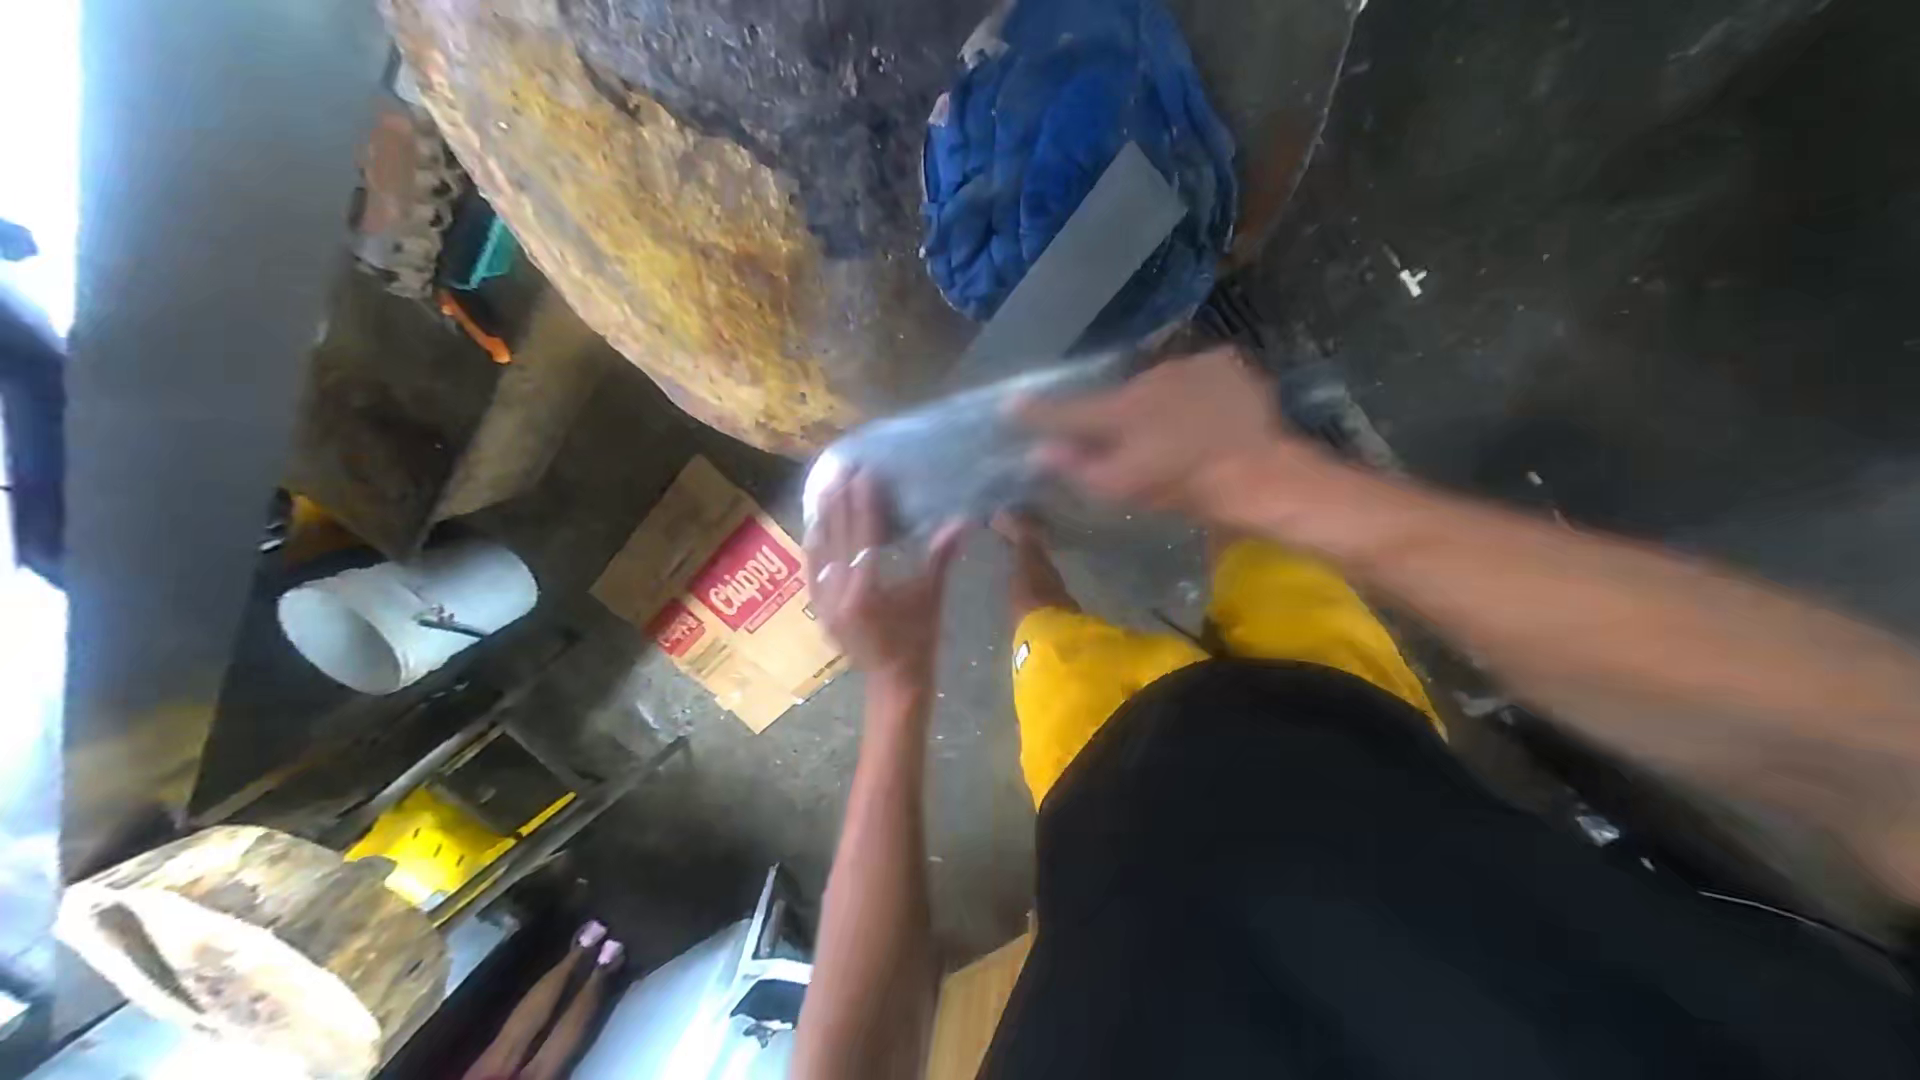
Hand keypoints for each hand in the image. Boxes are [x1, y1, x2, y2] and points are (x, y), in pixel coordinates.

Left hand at [805, 470, 962, 685]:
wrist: (894, 682)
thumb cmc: (918, 641)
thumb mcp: (930, 596)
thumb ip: (941, 556)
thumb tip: (964, 520)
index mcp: (866, 590)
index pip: (863, 535)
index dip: (864, 502)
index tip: (865, 473)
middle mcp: (838, 594)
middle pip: (837, 538)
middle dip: (839, 502)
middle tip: (841, 469)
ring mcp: (824, 603)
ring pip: (819, 551)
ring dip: (824, 518)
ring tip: (826, 487)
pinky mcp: (819, 609)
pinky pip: (812, 570)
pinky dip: (815, 545)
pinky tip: (816, 525)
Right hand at [1016, 346, 1316, 518]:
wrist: (1262, 475)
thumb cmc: (1186, 488)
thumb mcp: (1124, 488)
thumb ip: (1077, 467)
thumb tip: (1039, 451)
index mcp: (1118, 412)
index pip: (1066, 411)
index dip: (1035, 412)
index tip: (1010, 406)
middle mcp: (1147, 378)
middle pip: (1117, 397)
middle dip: (1118, 416)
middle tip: (1132, 441)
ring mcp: (1189, 365)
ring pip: (1158, 384)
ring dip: (1160, 404)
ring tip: (1179, 432)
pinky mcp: (1224, 364)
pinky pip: (1196, 376)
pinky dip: (1194, 395)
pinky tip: (1207, 417)